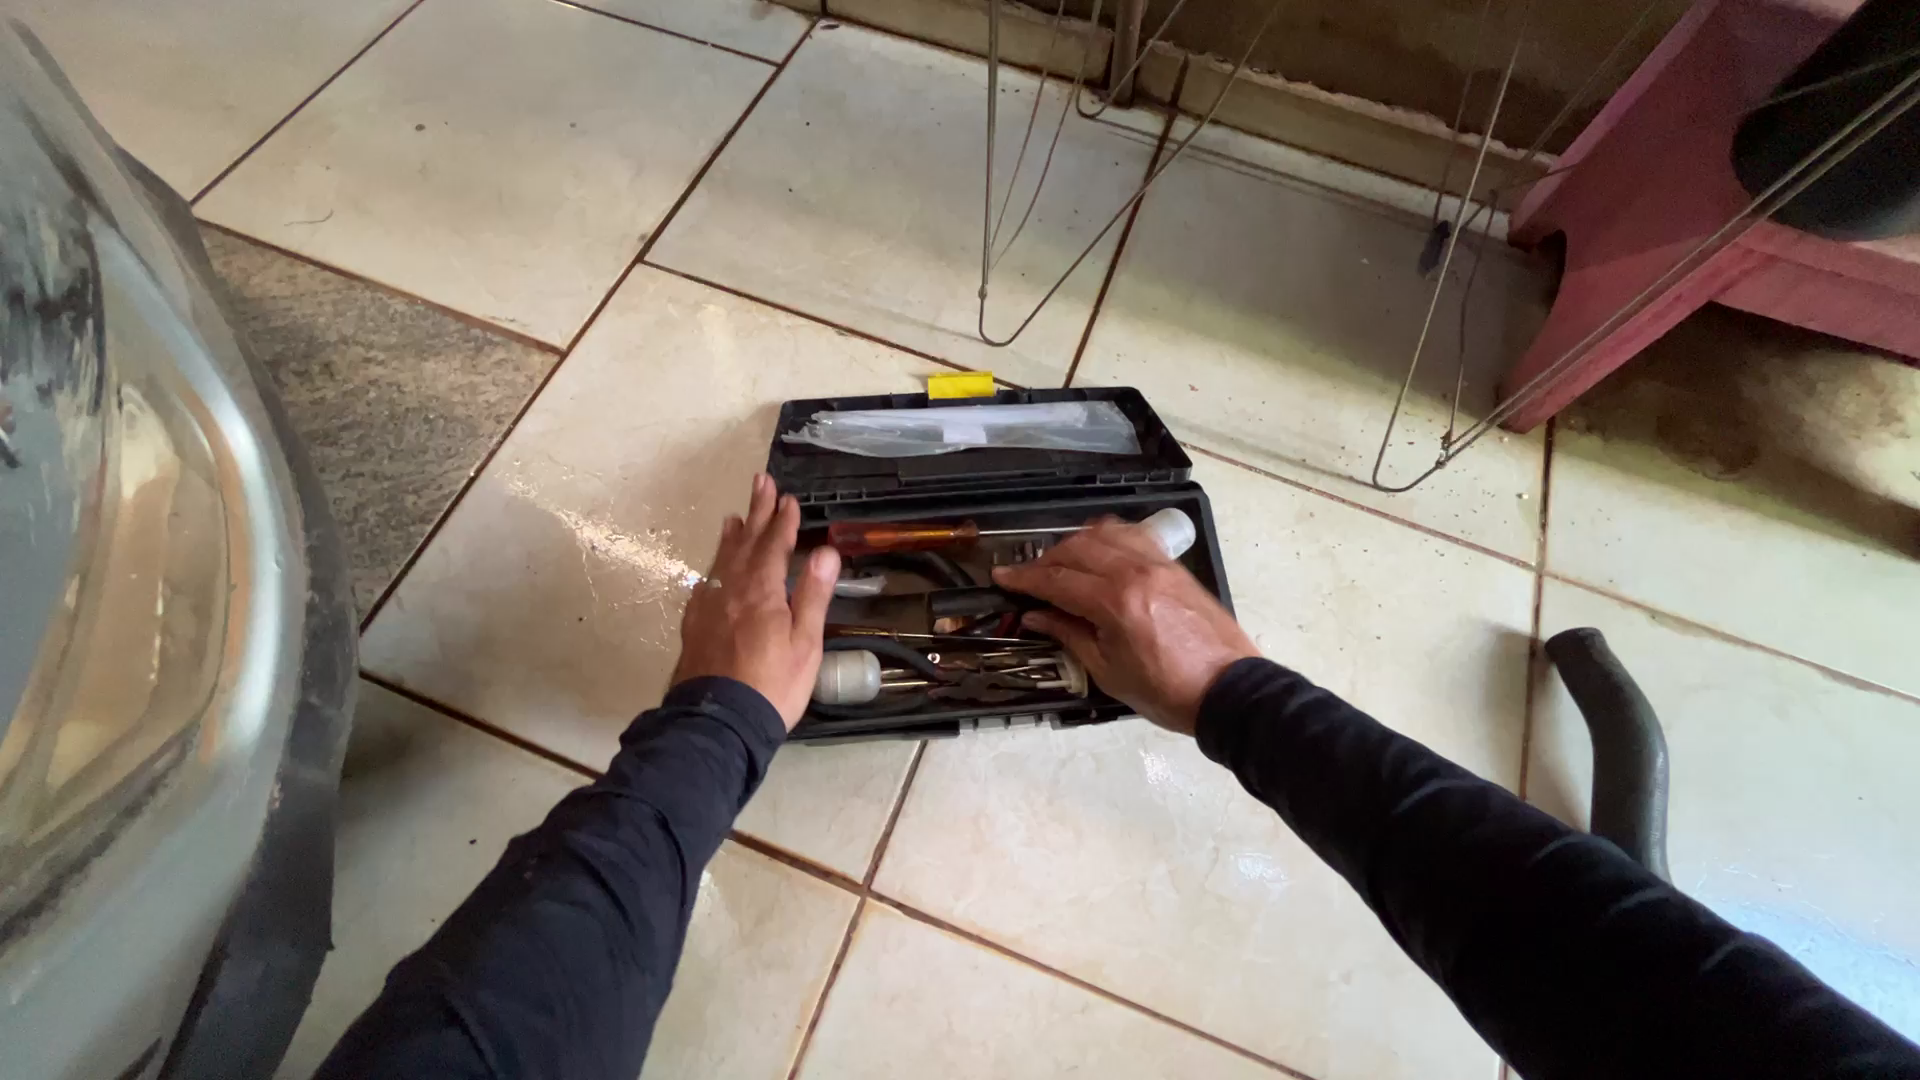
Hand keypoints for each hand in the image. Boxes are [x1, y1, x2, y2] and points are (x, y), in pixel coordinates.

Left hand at [672, 474, 840, 729]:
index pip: (774, 546)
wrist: (719, 723)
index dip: (782, 521)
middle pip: (745, 543)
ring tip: (735, 517)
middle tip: (760, 482)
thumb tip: (825, 551)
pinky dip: (714, 567)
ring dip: (733, 536)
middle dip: (756, 513)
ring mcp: (708, 608)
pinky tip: (714, 569)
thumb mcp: (806, 642)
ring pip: (722, 561)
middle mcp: (731, 591)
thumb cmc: (773, 684)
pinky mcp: (695, 626)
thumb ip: (813, 594)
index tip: (788, 499)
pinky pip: (706, 584)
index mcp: (761, 592)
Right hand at [991, 517, 1256, 735]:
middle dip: (1045, 560)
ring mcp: (1157, 563)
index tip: (1001, 577)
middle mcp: (1134, 571)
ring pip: (1104, 533)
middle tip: (1027, 578)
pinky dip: (1107, 537)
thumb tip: (1035, 615)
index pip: (1057, 580)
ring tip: (1060, 562)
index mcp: (1114, 602)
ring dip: (1075, 543)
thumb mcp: (1108, 671)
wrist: (1227, 689)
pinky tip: (1098, 550)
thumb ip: (1069, 635)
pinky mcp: (1173, 565)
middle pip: (1076, 549)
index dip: (1024, 578)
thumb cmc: (1165, 691)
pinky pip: (1132, 535)